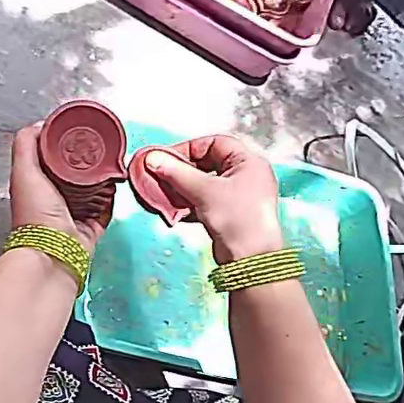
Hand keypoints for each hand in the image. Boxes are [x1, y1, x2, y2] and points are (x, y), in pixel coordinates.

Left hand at [10, 123, 106, 253]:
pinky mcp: (92, 226)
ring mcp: (74, 213)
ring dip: (102, 175)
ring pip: (92, 188)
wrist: (53, 251)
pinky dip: (112, 196)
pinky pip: (106, 207)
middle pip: (74, 171)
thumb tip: (41, 125)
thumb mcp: (24, 170)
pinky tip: (117, 183)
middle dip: (87, 158)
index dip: (64, 143)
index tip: (79, 130)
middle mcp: (55, 197)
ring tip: (112, 160)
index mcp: (37, 183)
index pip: (52, 157)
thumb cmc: (36, 213)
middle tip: (101, 145)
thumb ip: (26, 144)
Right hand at [135, 136, 283, 262]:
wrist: (250, 258)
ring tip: (166, 194)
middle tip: (162, 176)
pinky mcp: (230, 213)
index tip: (166, 159)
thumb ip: (176, 173)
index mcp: (248, 161)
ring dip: (183, 188)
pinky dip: (189, 203)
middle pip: (207, 163)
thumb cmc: (238, 218)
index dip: (188, 148)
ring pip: (204, 183)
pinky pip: (205, 200)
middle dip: (183, 171)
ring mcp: (238, 195)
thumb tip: (152, 158)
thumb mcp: (203, 190)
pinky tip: (176, 210)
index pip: (214, 143)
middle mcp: (246, 175)